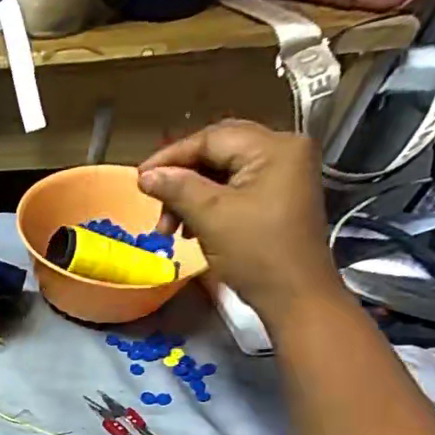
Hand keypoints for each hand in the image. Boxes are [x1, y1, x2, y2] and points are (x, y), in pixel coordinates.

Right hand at [137, 120, 346, 324]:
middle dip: (181, 178)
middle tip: (154, 202)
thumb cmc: (257, 253)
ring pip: (223, 172)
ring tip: (170, 227)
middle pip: (218, 151)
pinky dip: (207, 204)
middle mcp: (284, 151)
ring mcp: (283, 174)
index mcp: (274, 147)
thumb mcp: (211, 217)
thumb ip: (177, 188)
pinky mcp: (277, 197)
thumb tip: (146, 175)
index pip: (212, 139)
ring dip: (190, 195)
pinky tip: (190, 228)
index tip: (139, 179)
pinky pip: (234, 189)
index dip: (171, 157)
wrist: (295, 295)